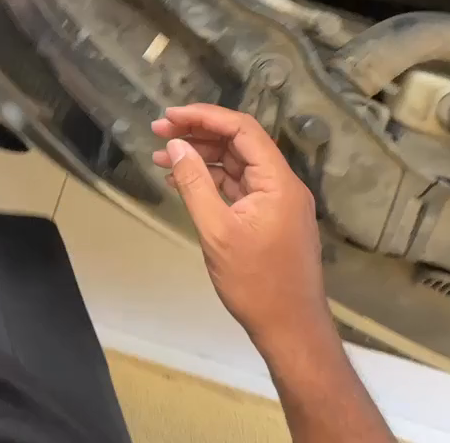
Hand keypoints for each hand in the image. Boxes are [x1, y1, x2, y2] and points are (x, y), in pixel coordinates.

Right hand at [151, 104, 332, 351]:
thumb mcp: (216, 231)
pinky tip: (181, 180)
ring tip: (161, 157)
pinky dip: (208, 178)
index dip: (205, 117)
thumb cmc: (255, 282)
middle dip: (197, 133)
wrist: (291, 332)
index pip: (242, 130)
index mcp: (278, 182)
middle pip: (238, 142)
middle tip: (159, 132)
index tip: (169, 117)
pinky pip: (236, 184)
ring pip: (235, 163)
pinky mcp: (267, 217)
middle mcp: (281, 185)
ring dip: (199, 155)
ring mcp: (276, 201)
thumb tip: (175, 145)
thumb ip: (194, 183)